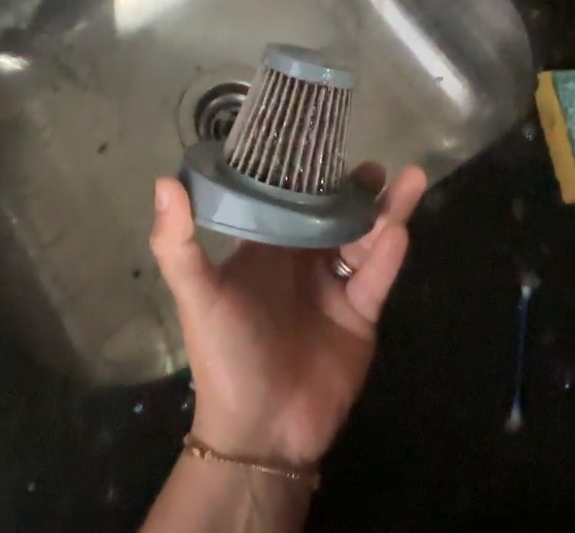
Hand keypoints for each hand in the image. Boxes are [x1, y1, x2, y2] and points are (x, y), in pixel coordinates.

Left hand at [148, 164, 427, 466]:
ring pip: (365, 239)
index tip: (324, 142)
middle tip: (376, 165)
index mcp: (266, 248)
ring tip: (410, 180)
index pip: (291, 200)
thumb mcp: (197, 295)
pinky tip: (399, 231)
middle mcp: (302, 260)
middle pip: (336, 214)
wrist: (260, 431)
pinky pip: (376, 279)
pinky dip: (388, 256)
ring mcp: (334, 287)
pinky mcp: (360, 316)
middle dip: (357, 189)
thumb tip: (164, 179)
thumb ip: (177, 243)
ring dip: (386, 211)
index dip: (308, 173)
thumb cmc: (224, 355)